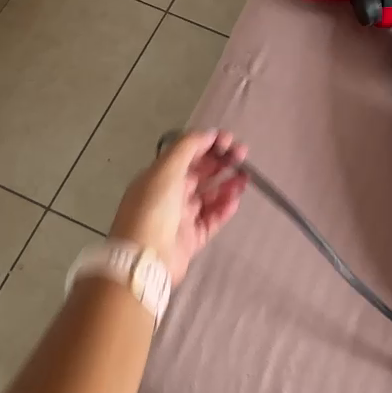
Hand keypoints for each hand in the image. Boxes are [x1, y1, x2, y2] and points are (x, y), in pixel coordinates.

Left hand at [109, 129, 248, 282]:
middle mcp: (170, 194)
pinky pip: (212, 219)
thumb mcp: (166, 170)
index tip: (228, 140)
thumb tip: (208, 134)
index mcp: (160, 176)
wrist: (145, 258)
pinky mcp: (192, 238)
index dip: (208, 145)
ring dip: (227, 184)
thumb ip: (188, 147)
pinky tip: (236, 200)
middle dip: (221, 162)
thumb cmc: (153, 208)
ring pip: (209, 196)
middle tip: (243, 155)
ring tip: (245, 177)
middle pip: (200, 173)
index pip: (187, 154)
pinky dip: (224, 209)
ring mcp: (181, 217)